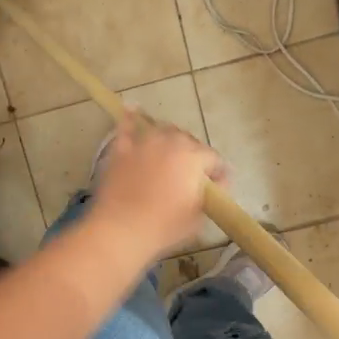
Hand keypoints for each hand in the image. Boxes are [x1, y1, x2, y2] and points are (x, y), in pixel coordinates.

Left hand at [86, 112, 226, 261]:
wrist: (120, 228)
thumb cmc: (163, 227)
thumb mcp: (198, 216)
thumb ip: (210, 195)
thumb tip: (218, 183)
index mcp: (194, 158)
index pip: (213, 158)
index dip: (217, 171)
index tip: (217, 183)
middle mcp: (170, 143)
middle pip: (187, 140)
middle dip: (193, 153)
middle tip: (190, 172)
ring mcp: (143, 143)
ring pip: (162, 130)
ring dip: (168, 138)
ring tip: (168, 149)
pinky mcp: (121, 149)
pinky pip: (126, 127)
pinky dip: (130, 119)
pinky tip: (130, 110)